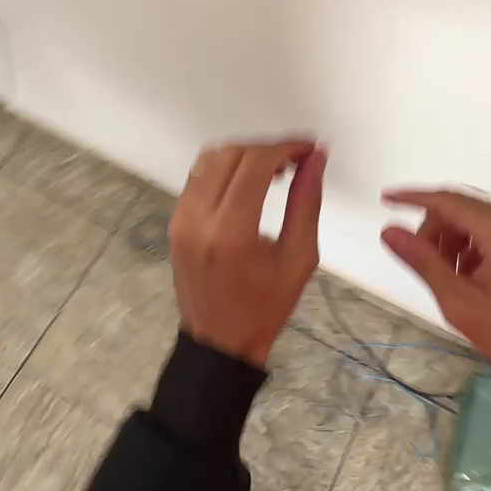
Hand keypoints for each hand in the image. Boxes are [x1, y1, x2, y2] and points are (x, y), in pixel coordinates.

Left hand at [169, 138, 325, 366]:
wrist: (218, 343)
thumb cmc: (264, 309)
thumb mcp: (299, 259)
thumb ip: (307, 203)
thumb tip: (316, 160)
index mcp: (231, 232)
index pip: (256, 164)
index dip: (286, 147)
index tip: (310, 149)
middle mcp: (198, 218)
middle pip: (232, 154)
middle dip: (268, 148)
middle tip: (297, 159)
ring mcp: (181, 218)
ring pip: (211, 158)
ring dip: (245, 153)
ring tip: (275, 168)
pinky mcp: (175, 220)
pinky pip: (199, 175)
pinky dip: (226, 167)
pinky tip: (249, 180)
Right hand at [381, 188, 490, 419]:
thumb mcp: (460, 303)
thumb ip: (423, 262)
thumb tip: (389, 230)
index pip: (449, 200)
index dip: (414, 198)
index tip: (384, 199)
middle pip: (462, 206)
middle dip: (433, 227)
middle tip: (419, 259)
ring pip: (475, 218)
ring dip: (451, 237)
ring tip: (443, 274)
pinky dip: (469, 245)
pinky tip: (464, 275)